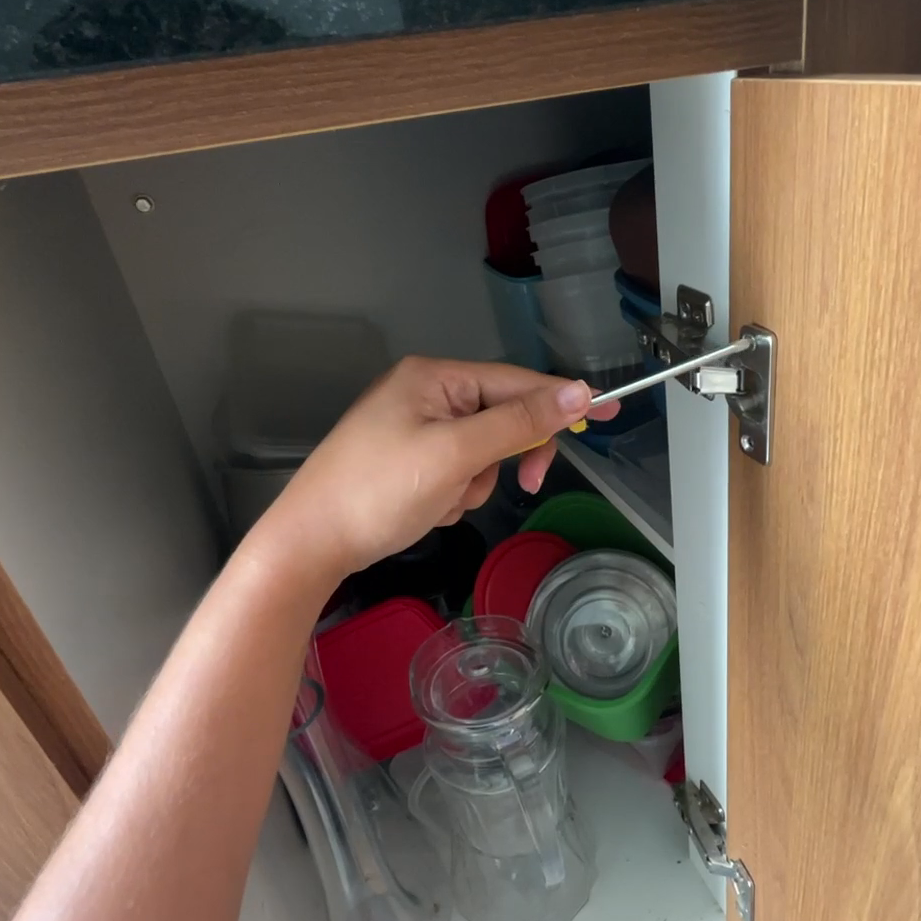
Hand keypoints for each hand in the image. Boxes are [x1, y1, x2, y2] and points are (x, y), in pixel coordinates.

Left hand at [249, 357, 621, 580]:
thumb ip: (519, 422)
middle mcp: (426, 394)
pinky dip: (454, 494)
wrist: (311, 543)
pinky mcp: (410, 461)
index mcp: (434, 378)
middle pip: (501, 418)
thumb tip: (578, 390)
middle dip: (504, 457)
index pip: (516, 382)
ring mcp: (416, 428)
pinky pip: (459, 472)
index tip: (609, 411)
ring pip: (483, 452)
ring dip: (474, 482)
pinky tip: (427, 508)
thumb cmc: (379, 492)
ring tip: (441, 500)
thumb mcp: (456, 454)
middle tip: (523, 484)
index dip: (563, 400)